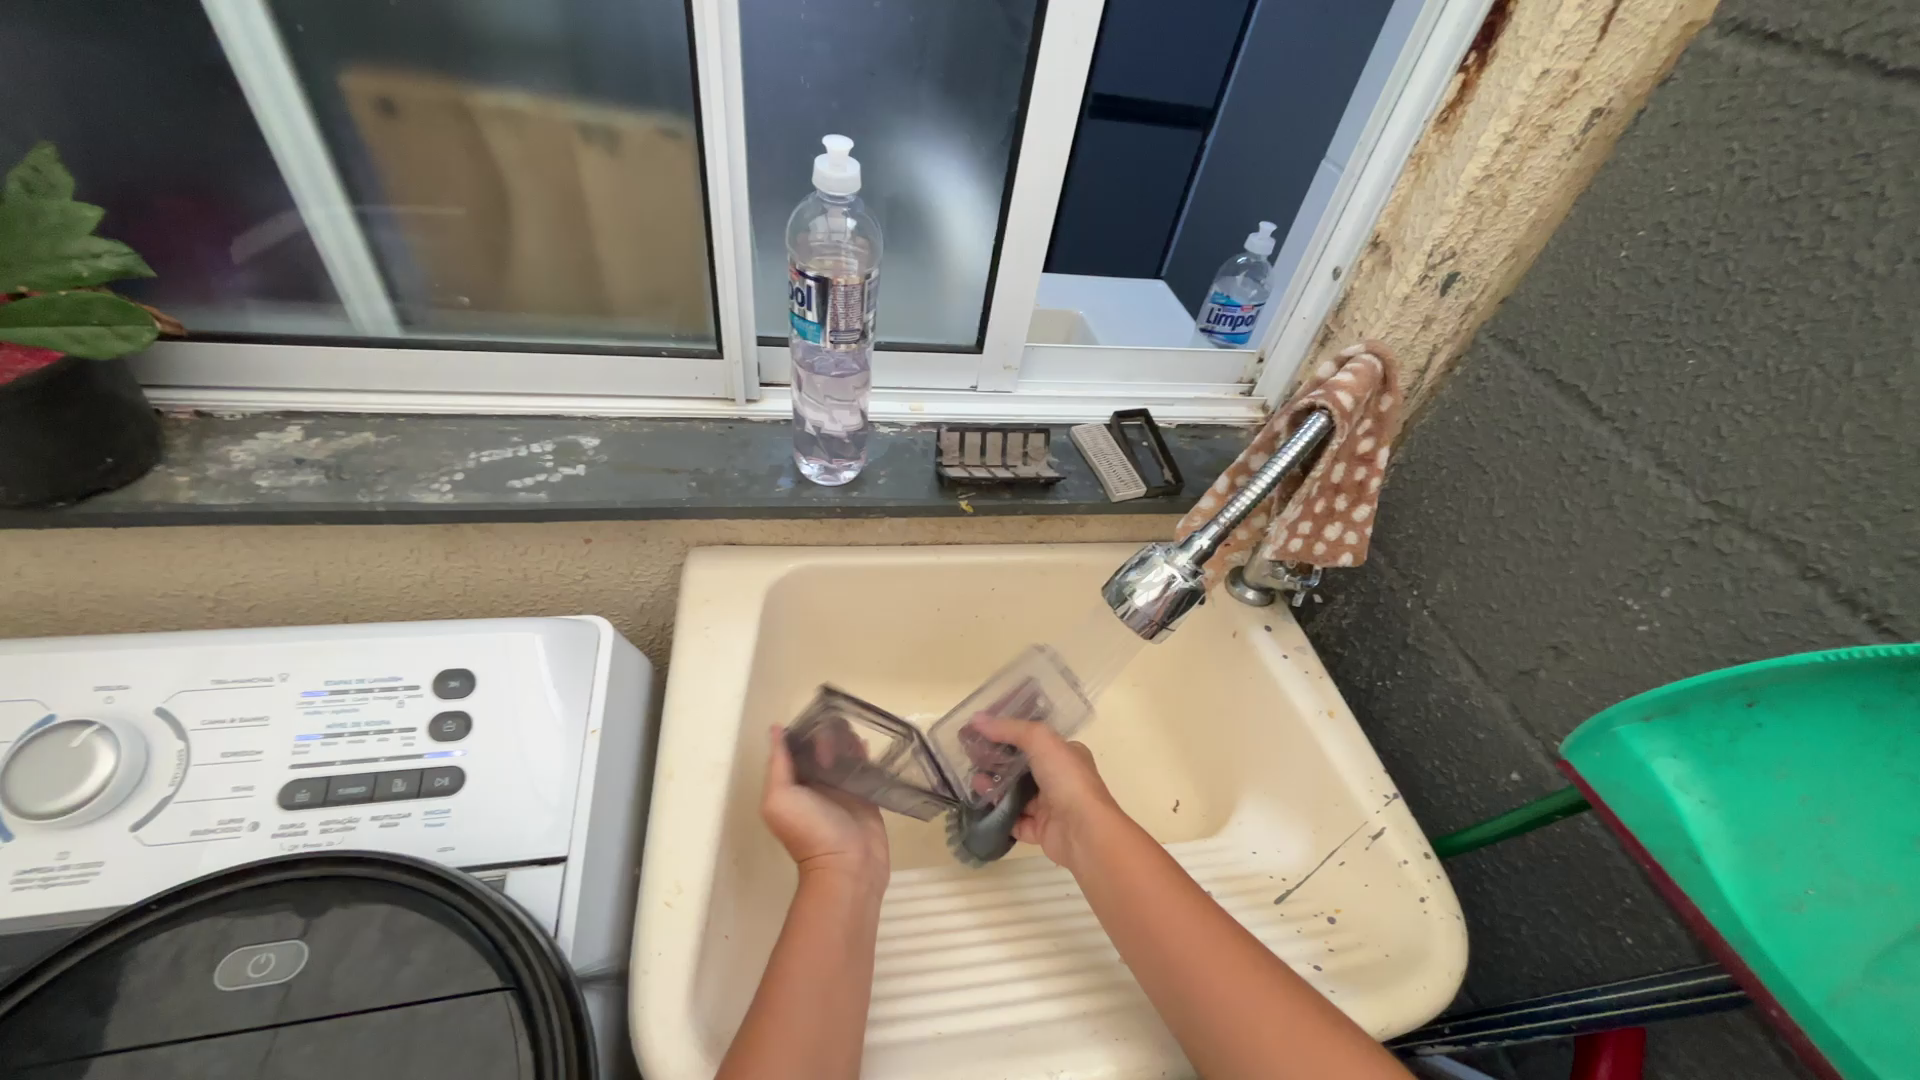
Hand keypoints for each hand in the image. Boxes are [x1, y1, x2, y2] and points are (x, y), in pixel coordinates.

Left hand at [762, 726, 889, 889]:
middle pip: (821, 749)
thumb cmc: (810, 832)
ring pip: (843, 755)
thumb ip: (777, 764)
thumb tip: (775, 730)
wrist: (848, 867)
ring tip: (851, 734)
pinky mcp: (865, 795)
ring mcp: (842, 789)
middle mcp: (816, 784)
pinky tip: (865, 743)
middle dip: (826, 735)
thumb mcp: (780, 799)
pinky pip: (864, 768)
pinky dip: (864, 754)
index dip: (802, 733)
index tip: (812, 720)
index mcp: (793, 784)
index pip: (795, 749)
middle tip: (833, 735)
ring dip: (846, 741)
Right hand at [967, 715, 1125, 871]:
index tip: (981, 732)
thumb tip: (977, 719)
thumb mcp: (1040, 740)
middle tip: (971, 757)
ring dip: (995, 787)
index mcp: (1065, 753)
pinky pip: (1014, 820)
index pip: (1033, 739)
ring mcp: (1051, 806)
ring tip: (974, 782)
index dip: (1007, 734)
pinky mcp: (1041, 830)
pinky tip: (982, 806)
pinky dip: (999, 814)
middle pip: (1021, 767)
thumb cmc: (1067, 779)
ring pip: (1016, 794)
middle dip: (996, 762)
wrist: (1084, 831)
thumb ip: (1009, 729)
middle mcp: (1059, 778)